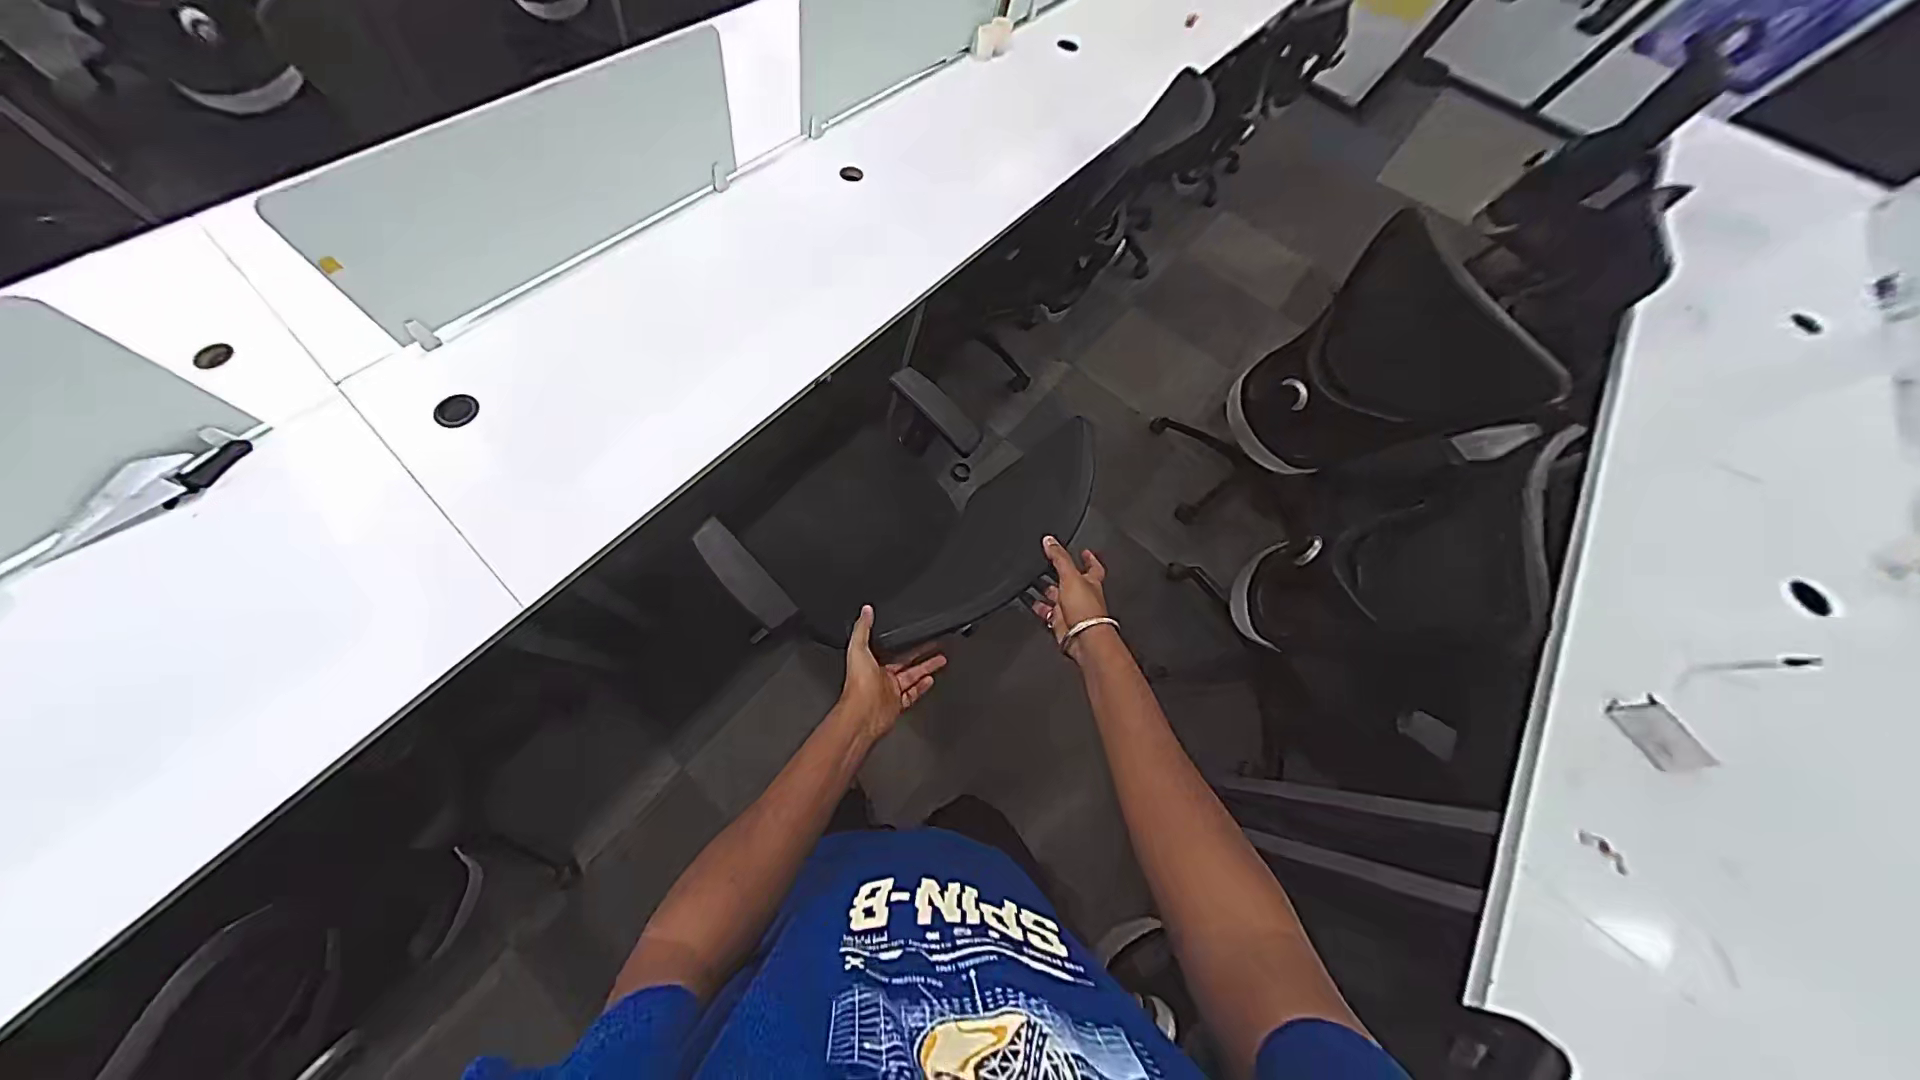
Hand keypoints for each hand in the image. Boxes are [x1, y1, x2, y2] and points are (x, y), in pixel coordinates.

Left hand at [837, 605, 946, 740]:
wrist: (862, 715)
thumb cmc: (857, 685)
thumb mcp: (857, 649)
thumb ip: (862, 629)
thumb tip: (865, 611)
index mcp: (870, 662)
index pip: (890, 648)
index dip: (903, 641)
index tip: (915, 634)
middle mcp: (880, 676)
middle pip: (905, 661)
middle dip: (921, 652)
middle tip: (934, 644)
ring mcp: (889, 691)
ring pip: (912, 676)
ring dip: (926, 667)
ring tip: (940, 659)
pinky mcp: (897, 704)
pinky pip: (912, 694)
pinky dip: (922, 687)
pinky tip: (930, 680)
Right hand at [1030, 535, 1110, 659]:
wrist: (1084, 638)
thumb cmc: (1087, 610)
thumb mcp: (1071, 576)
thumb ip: (1059, 557)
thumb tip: (1050, 541)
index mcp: (1090, 581)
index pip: (1092, 566)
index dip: (1089, 558)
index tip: (1084, 551)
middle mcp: (1081, 595)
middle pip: (1068, 580)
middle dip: (1057, 573)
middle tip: (1046, 564)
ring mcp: (1070, 609)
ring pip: (1055, 596)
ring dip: (1044, 590)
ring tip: (1031, 580)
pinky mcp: (1059, 622)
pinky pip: (1046, 611)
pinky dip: (1037, 606)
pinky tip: (1029, 600)